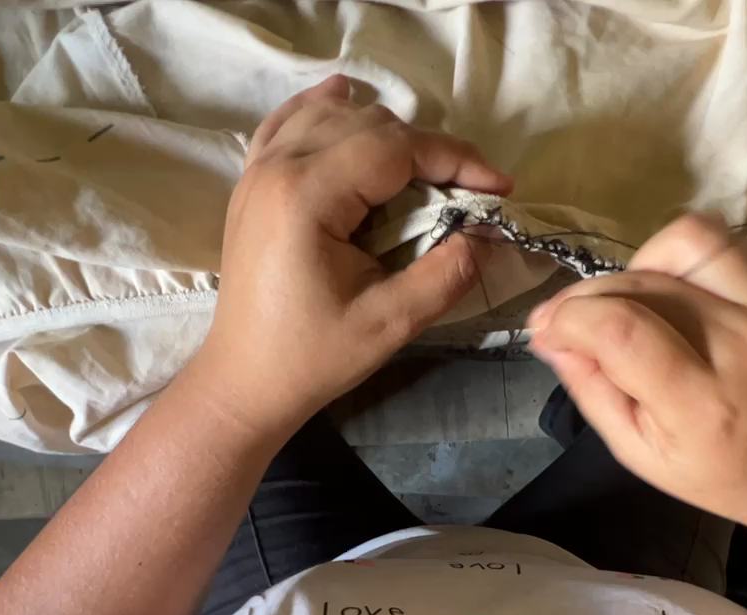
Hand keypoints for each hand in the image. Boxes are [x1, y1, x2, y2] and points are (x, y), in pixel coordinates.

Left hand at [187, 75, 512, 438]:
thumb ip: (445, 272)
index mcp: (307, 196)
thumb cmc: (314, 358)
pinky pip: (289, 122)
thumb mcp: (390, 323)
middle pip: (370, 124)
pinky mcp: (252, 184)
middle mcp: (278, 166)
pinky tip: (345, 100)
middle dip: (427, 152)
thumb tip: (488, 233)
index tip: (498, 188)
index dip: (456, 162)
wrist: (247, 381)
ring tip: (421, 175)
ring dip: (385, 134)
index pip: (397, 148)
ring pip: (334, 115)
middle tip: (465, 194)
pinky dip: (325, 111)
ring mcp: (258, 170)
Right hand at [525, 213, 746, 530]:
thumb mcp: (639, 453)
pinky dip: (681, 260)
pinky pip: (722, 242)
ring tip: (628, 302)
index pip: (621, 330)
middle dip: (586, 296)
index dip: (569, 318)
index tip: (545, 330)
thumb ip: (592, 392)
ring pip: (685, 240)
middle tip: (566, 321)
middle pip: (644, 283)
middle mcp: (746, 344)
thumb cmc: (716, 472)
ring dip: (638, 265)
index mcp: (704, 404)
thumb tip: (549, 336)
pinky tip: (671, 295)